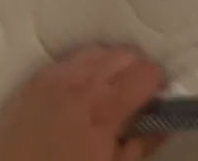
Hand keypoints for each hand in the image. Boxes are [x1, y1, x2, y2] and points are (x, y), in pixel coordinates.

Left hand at [0, 46, 167, 160]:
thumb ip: (140, 147)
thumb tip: (162, 124)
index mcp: (105, 107)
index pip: (147, 72)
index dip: (158, 85)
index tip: (157, 100)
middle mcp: (82, 81)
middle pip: (125, 53)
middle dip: (137, 71)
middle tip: (136, 97)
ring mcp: (55, 75)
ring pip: (97, 50)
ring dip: (111, 64)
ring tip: (108, 92)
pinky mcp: (35, 78)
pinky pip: (69, 58)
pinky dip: (83, 67)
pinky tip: (80, 91)